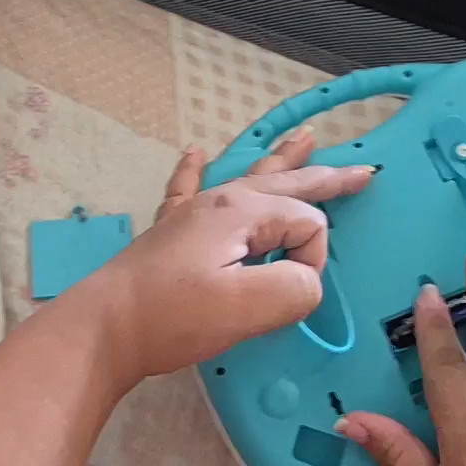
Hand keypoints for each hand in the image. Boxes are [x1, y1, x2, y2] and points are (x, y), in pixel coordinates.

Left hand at [66, 127, 372, 382]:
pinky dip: (195, 170)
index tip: (290, 297)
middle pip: (285, 184)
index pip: (306, 225)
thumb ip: (296, 287)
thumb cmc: (174, 317)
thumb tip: (305, 278)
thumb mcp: (249, 306)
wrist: (104, 328)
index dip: (311, 262)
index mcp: (242, 213)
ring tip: (305, 137)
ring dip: (280, 161)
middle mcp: (219, 201)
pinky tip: (195, 152)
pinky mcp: (169, 234)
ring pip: (246, 177)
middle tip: (362, 172)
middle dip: (324, 178)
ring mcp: (190, 214)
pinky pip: (187, 188)